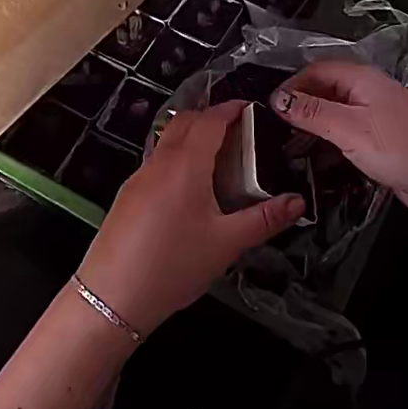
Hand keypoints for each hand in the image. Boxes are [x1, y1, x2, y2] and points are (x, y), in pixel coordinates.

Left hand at [77, 101, 303, 336]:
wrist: (109, 300)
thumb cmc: (172, 266)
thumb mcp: (227, 243)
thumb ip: (265, 219)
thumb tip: (298, 202)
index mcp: (186, 166)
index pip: (210, 120)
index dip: (231, 108)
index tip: (250, 108)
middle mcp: (159, 164)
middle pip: (185, 121)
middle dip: (211, 117)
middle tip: (238, 130)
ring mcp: (138, 179)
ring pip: (167, 141)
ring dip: (192, 137)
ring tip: (219, 159)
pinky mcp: (126, 198)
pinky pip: (157, 162)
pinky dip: (177, 158)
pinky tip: (190, 190)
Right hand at [268, 60, 407, 213]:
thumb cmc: (401, 147)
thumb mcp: (349, 128)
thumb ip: (313, 113)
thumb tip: (279, 98)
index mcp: (362, 79)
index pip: (316, 70)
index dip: (291, 85)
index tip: (269, 108)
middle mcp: (368, 92)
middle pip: (325, 91)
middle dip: (300, 107)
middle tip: (274, 130)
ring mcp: (376, 117)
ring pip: (335, 115)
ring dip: (314, 128)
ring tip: (288, 148)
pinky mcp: (380, 141)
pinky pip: (347, 136)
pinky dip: (329, 144)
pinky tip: (316, 161)